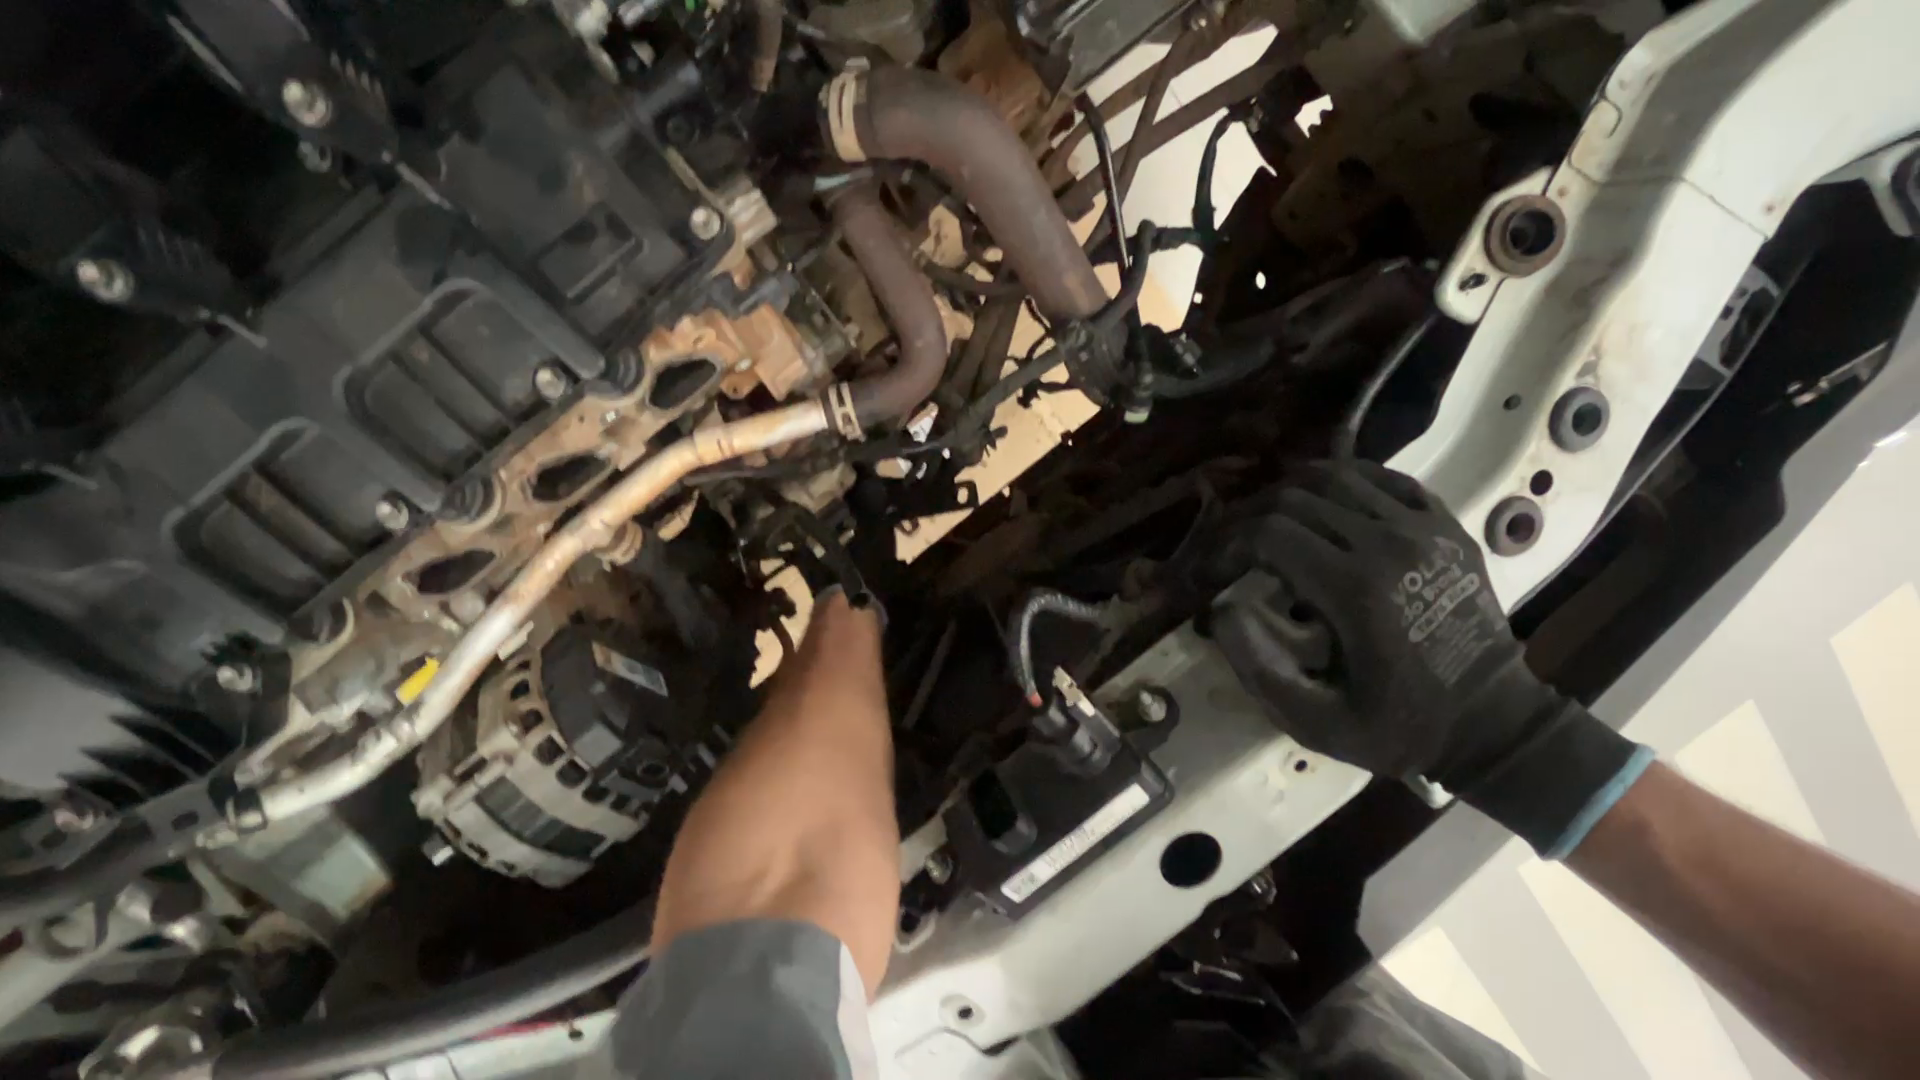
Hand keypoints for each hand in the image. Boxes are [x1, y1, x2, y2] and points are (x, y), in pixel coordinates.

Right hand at [1205, 460, 1650, 857]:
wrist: (1494, 720)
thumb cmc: (1399, 727)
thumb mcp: (1318, 723)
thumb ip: (1260, 667)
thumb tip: (1221, 607)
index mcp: (1356, 590)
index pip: (1268, 534)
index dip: (1225, 546)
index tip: (1209, 572)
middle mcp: (1388, 543)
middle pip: (1293, 498)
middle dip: (1246, 518)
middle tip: (1226, 548)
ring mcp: (1422, 527)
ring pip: (1334, 476)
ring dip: (1287, 493)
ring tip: (1266, 523)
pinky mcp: (1443, 523)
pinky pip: (1381, 478)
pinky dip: (1341, 481)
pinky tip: (1321, 506)